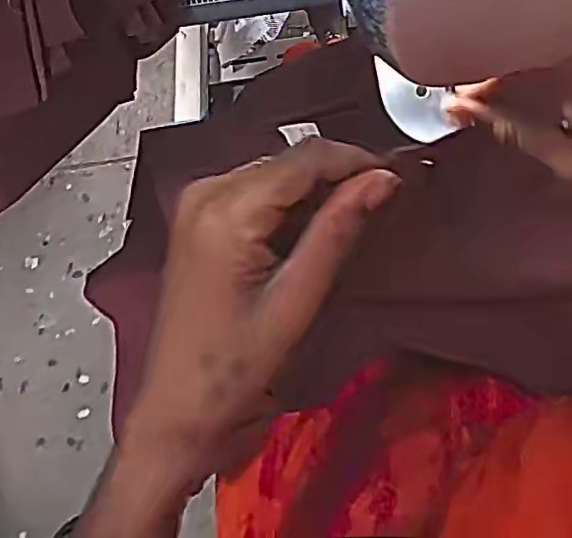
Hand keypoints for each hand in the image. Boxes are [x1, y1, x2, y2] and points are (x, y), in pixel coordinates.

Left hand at [120, 138, 400, 491]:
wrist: (178, 414)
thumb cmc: (231, 372)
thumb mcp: (297, 300)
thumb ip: (339, 229)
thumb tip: (380, 179)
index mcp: (225, 210)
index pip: (304, 157)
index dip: (355, 159)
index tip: (392, 174)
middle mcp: (206, 192)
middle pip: (289, 158)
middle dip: (338, 172)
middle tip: (379, 196)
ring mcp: (198, 200)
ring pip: (277, 168)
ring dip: (316, 185)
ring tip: (353, 212)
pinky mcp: (200, 214)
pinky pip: (258, 186)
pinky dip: (291, 199)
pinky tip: (312, 225)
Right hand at [446, 25, 571, 247]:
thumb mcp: (569, 160)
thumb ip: (510, 127)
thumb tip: (456, 108)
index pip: (510, 38)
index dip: (471, 56)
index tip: (448, 80)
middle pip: (521, 20)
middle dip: (484, 45)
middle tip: (460, 76)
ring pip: (538, 17)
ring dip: (507, 39)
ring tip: (484, 70)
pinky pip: (560, 21)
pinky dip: (532, 37)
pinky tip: (519, 60)